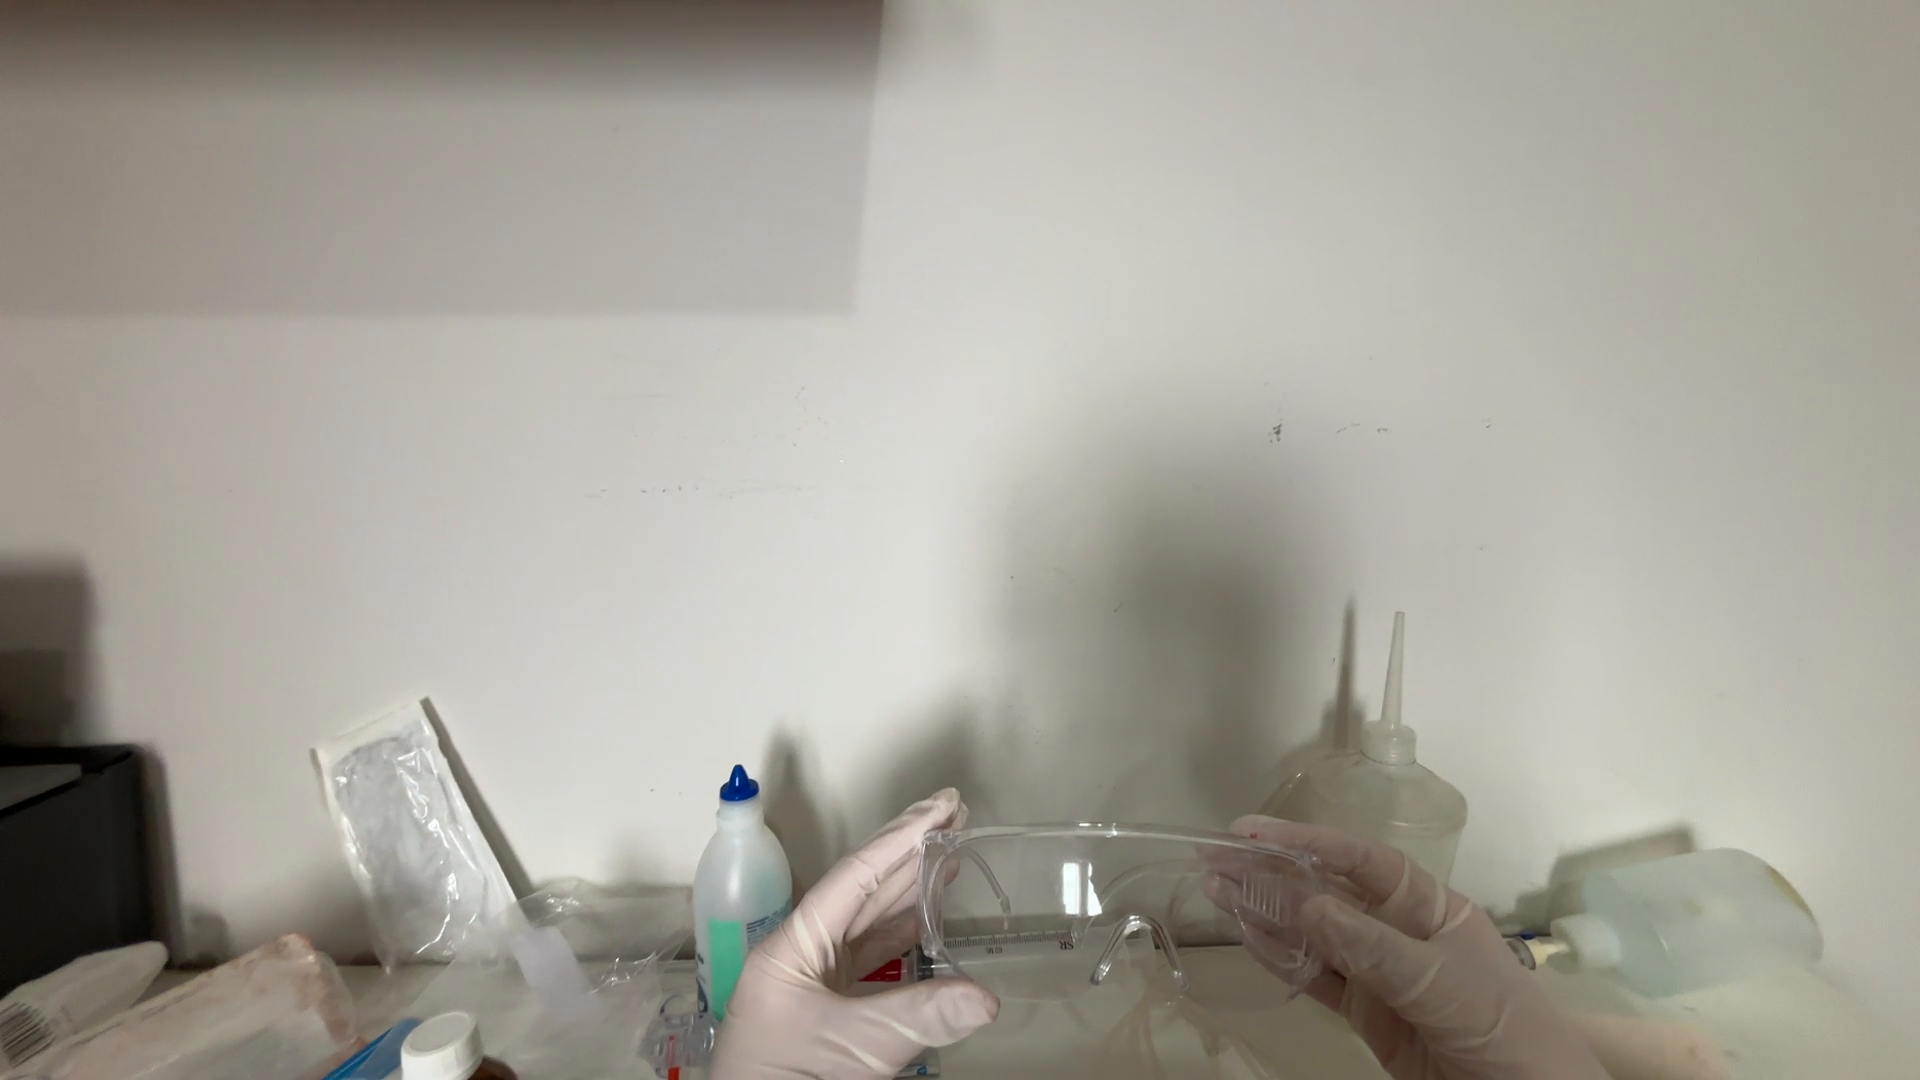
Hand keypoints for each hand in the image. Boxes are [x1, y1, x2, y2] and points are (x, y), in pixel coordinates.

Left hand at [710, 789, 999, 1078]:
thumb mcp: (849, 1047)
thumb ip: (918, 1016)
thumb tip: (987, 998)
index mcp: (792, 944)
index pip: (855, 875)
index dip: (901, 837)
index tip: (940, 806)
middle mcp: (803, 950)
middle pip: (863, 886)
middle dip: (909, 848)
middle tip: (953, 811)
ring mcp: (817, 978)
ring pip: (871, 917)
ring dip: (912, 884)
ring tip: (951, 850)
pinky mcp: (830, 1006)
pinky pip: (874, 955)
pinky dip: (905, 933)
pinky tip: (930, 915)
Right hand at [1229, 817, 1609, 1079]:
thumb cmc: (1504, 1034)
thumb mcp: (1442, 985)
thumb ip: (1370, 946)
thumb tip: (1304, 905)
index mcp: (1427, 906)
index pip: (1357, 858)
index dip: (1305, 840)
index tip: (1252, 831)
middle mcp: (1397, 929)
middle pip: (1324, 889)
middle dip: (1270, 871)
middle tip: (1213, 855)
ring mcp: (1379, 971)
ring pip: (1311, 931)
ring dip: (1264, 910)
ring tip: (1215, 889)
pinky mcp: (1367, 1012)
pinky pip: (1316, 976)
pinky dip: (1280, 958)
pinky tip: (1247, 937)